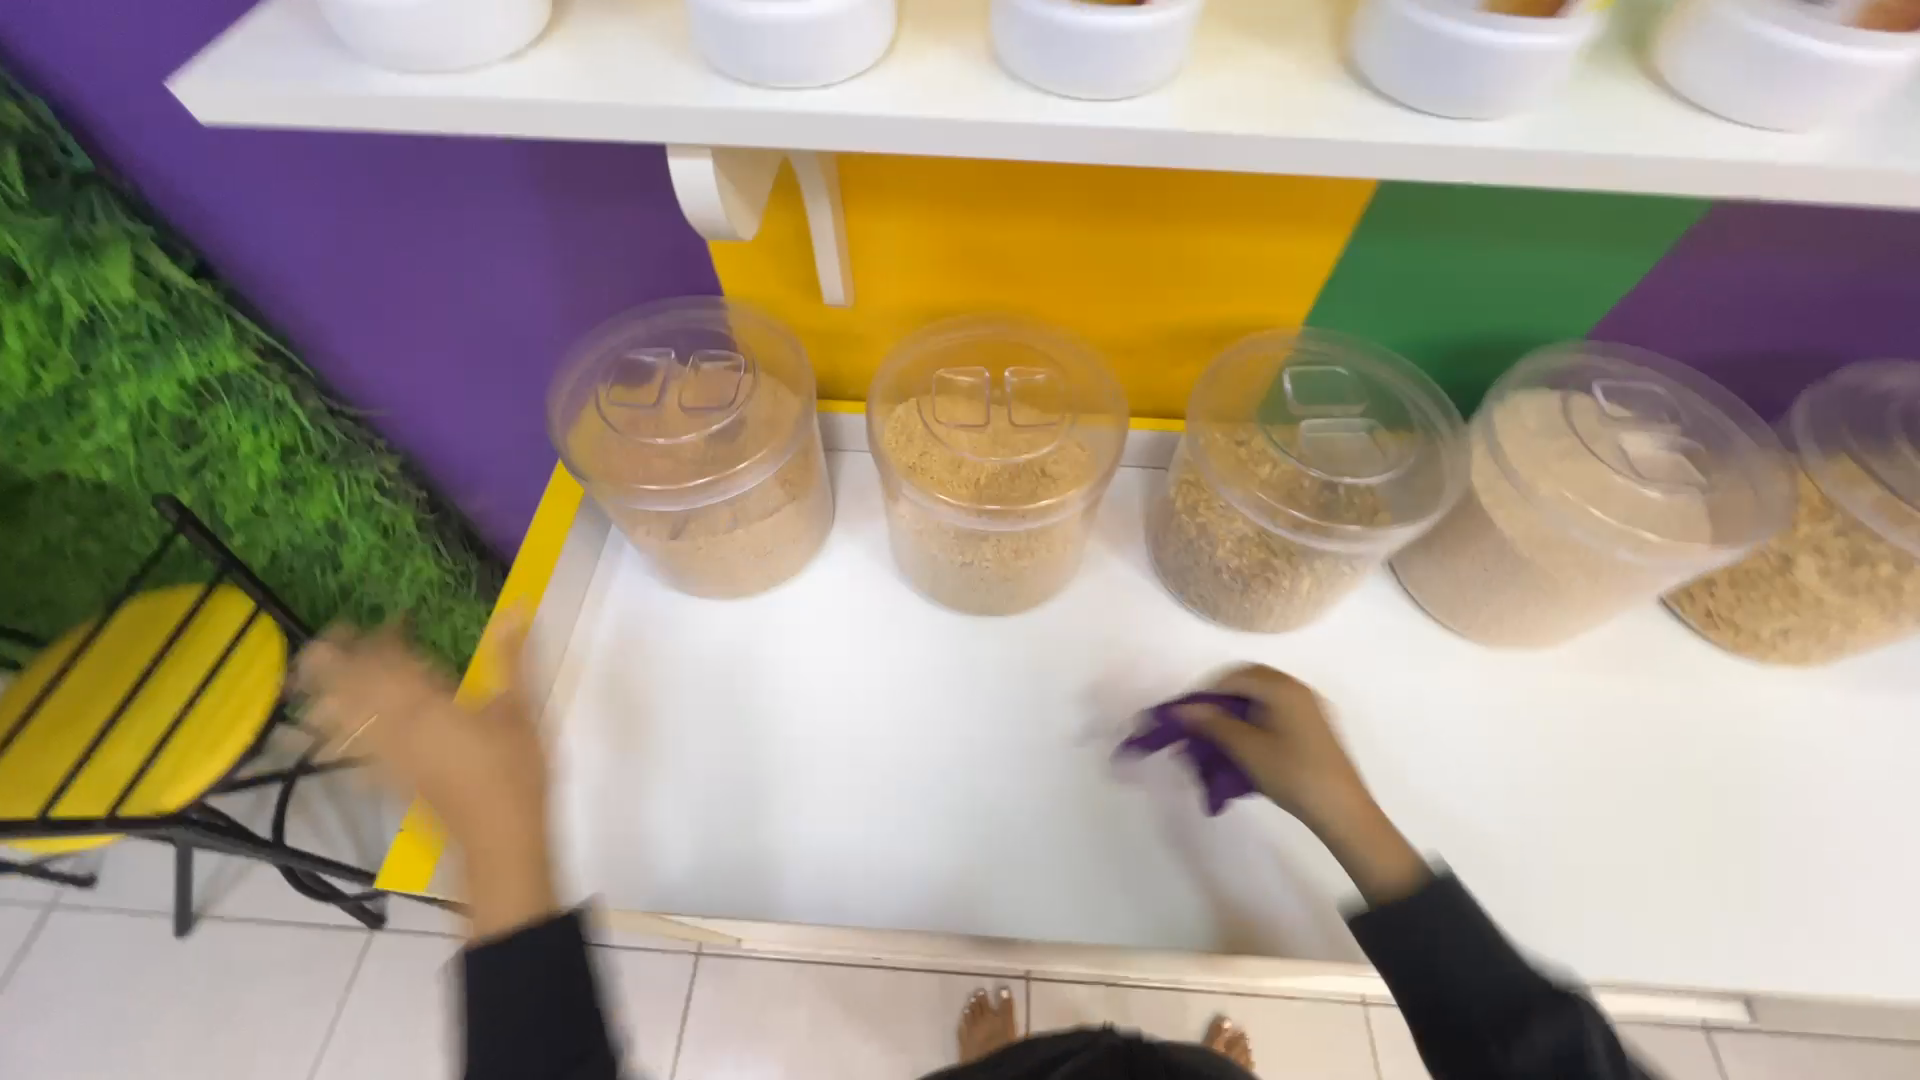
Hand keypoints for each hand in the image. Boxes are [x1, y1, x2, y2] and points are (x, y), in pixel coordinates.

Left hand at [294, 614, 558, 939]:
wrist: (498, 835)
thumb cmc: (515, 768)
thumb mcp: (521, 709)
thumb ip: (513, 659)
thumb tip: (515, 610)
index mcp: (428, 704)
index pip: (394, 661)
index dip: (387, 636)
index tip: (394, 617)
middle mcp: (395, 727)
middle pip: (353, 688)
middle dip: (336, 661)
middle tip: (330, 636)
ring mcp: (386, 757)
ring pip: (341, 720)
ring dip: (324, 694)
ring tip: (310, 675)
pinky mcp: (387, 780)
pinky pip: (350, 751)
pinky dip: (334, 733)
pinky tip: (326, 730)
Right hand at [1182, 664, 1429, 905]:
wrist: (1343, 812)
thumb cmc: (1292, 774)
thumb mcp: (1246, 748)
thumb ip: (1211, 723)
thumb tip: (1180, 708)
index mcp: (1281, 687)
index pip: (1232, 676)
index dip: (1204, 692)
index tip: (1186, 716)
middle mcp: (1297, 689)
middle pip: (1247, 681)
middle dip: (1220, 699)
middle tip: (1200, 724)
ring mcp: (1309, 707)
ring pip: (1261, 697)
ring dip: (1236, 710)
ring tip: (1219, 737)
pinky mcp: (1314, 726)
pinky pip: (1276, 710)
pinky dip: (1254, 719)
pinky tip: (1245, 745)